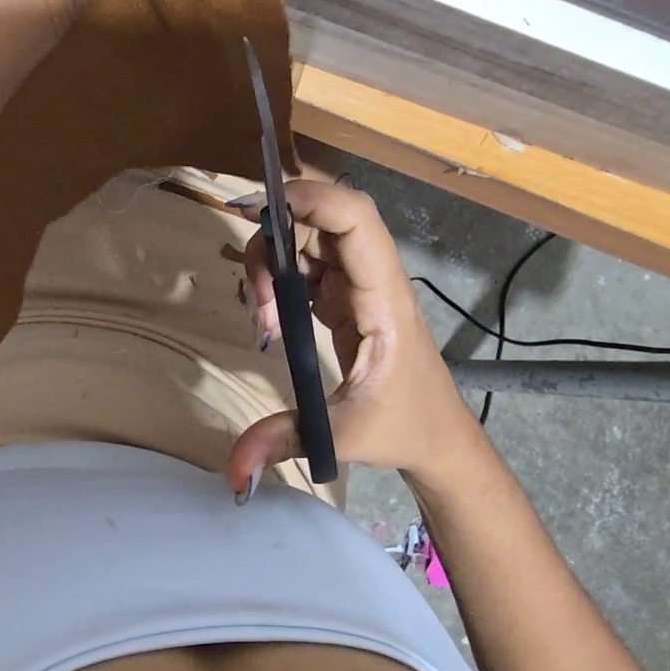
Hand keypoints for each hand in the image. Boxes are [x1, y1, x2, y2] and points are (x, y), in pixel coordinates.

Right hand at [228, 180, 480, 491]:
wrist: (437, 437)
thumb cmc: (406, 428)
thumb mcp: (342, 437)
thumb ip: (284, 441)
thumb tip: (231, 472)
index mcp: (384, 299)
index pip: (355, 221)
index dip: (310, 199)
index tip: (258, 209)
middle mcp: (373, 281)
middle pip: (320, 224)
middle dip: (274, 244)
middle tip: (256, 302)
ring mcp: (359, 289)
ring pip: (308, 243)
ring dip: (272, 267)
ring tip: (264, 322)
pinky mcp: (346, 303)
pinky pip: (305, 270)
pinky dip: (279, 285)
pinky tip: (271, 324)